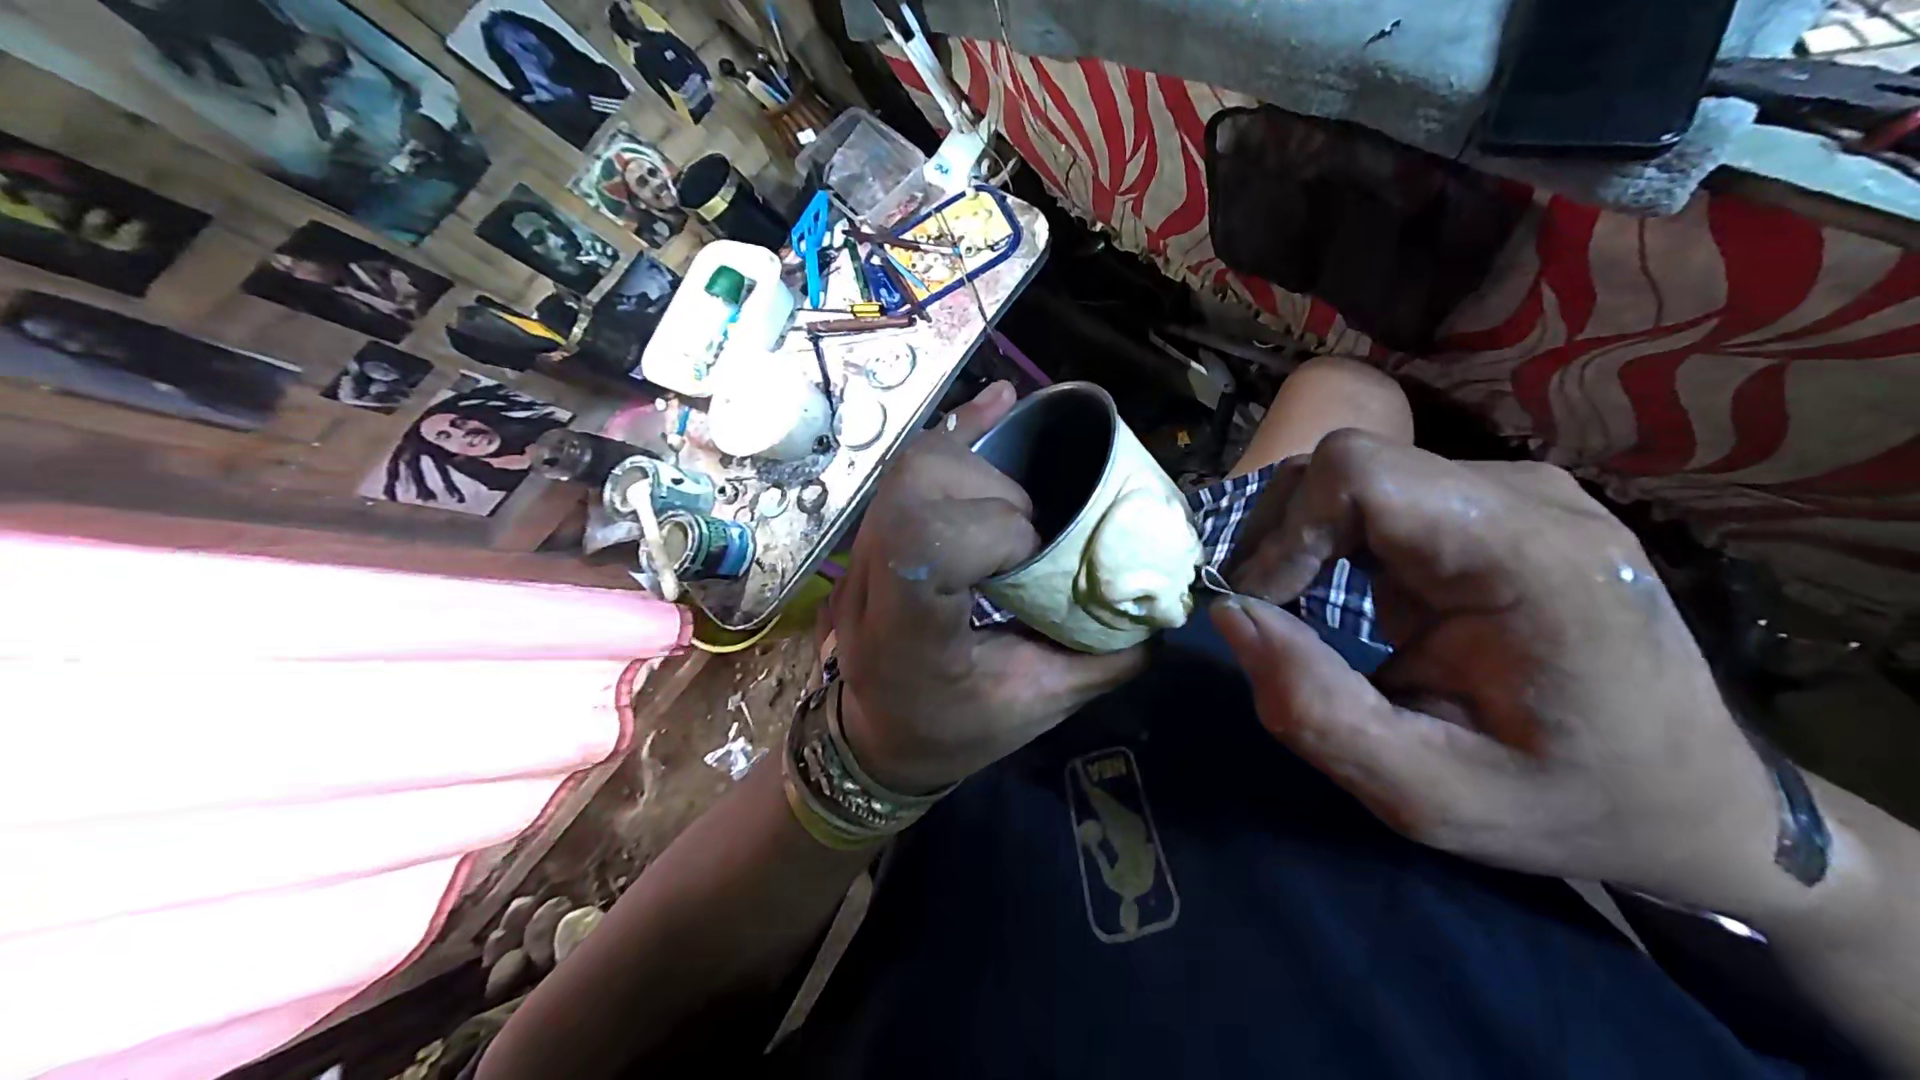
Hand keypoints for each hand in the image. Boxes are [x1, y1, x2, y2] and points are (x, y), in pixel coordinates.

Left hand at [832, 382, 1145, 794]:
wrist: (880, 734)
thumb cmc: (954, 728)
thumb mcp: (1036, 705)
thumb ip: (1104, 655)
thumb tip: (1166, 603)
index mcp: (906, 634)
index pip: (928, 542)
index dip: (995, 528)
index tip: (1035, 556)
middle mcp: (869, 580)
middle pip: (917, 483)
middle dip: (993, 491)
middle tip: (1031, 532)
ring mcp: (862, 550)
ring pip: (911, 464)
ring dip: (978, 463)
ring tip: (1018, 503)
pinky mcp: (872, 531)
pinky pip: (908, 464)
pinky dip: (958, 432)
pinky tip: (999, 403)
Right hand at [1217, 430, 1786, 914]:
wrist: (1688, 795)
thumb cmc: (1564, 804)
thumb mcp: (1425, 796)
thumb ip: (1316, 710)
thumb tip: (1229, 613)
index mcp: (1532, 559)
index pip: (1361, 473)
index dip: (1286, 532)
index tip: (1261, 607)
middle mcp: (1527, 498)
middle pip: (1347, 467)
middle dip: (1280, 537)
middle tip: (1262, 615)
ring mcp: (1514, 491)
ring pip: (1351, 474)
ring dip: (1297, 539)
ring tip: (1288, 608)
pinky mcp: (1491, 502)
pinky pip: (1375, 493)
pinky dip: (1326, 538)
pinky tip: (1331, 591)